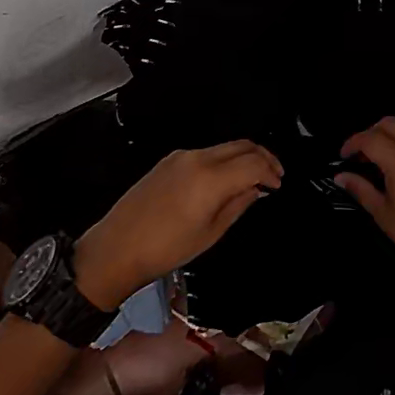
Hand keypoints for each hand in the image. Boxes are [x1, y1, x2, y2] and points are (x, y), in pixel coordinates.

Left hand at [75, 141, 282, 308]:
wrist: (116, 248)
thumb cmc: (166, 249)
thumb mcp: (211, 233)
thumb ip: (238, 204)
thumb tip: (256, 188)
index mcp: (210, 178)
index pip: (254, 163)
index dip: (271, 171)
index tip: (278, 185)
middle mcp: (197, 158)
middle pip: (242, 145)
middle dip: (263, 157)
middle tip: (274, 175)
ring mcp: (180, 156)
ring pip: (224, 147)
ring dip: (243, 157)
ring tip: (253, 179)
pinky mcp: (168, 161)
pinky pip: (206, 153)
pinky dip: (224, 160)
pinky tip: (226, 179)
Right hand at [335, 117, 394, 293]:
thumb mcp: (385, 216)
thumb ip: (362, 190)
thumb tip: (341, 176)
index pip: (370, 138)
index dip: (352, 143)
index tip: (344, 156)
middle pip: (391, 123)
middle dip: (372, 133)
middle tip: (362, 155)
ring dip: (394, 136)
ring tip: (385, 161)